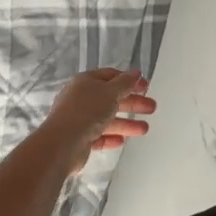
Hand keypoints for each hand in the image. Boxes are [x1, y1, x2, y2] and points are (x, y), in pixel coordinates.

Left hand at [42, 68, 156, 173]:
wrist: (63, 143)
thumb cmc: (87, 111)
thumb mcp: (110, 92)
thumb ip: (125, 83)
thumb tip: (136, 73)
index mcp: (86, 82)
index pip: (111, 76)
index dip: (129, 80)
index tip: (146, 86)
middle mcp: (81, 99)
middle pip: (111, 99)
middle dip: (133, 103)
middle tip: (152, 107)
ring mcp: (79, 119)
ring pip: (107, 119)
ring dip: (126, 123)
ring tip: (144, 129)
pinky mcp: (79, 139)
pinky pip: (99, 136)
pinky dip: (111, 137)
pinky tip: (122, 141)